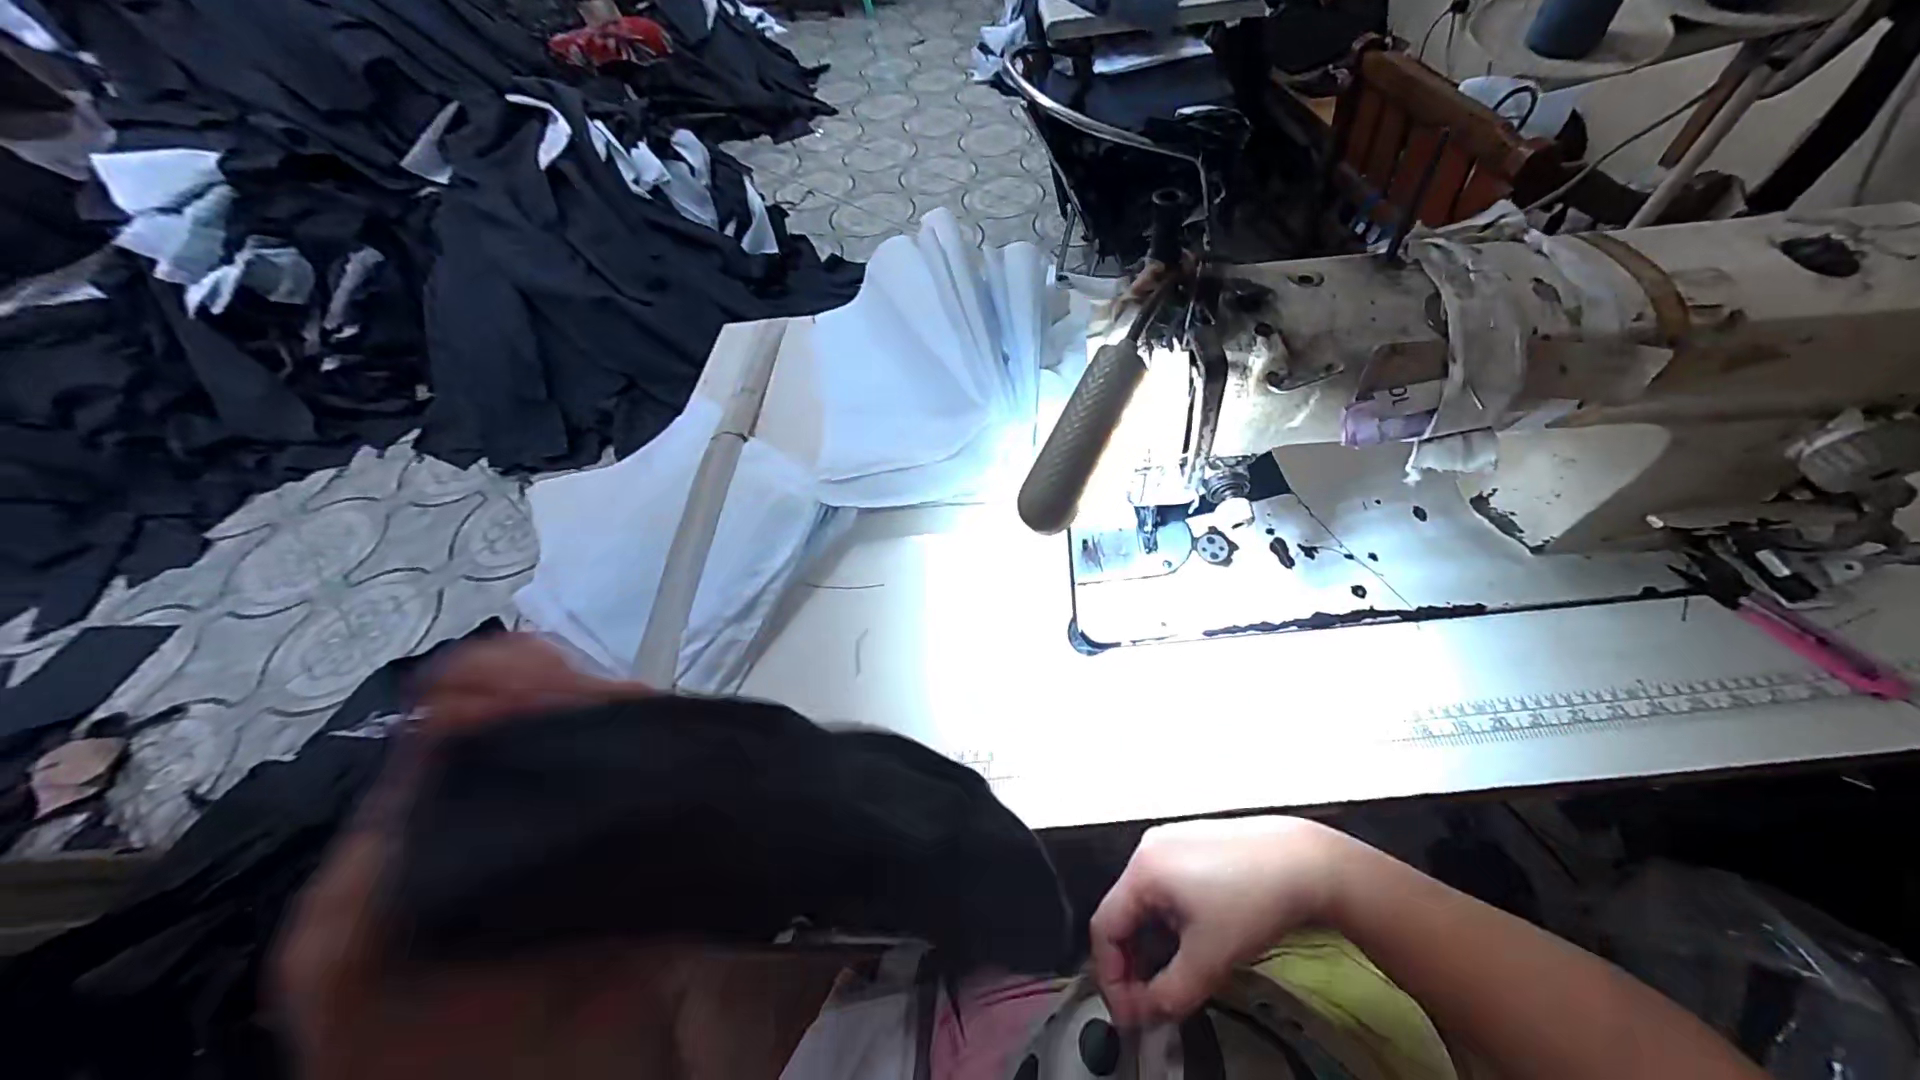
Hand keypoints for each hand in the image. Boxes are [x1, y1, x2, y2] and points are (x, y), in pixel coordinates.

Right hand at [1089, 816, 1353, 1026]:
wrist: (1306, 862)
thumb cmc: (1256, 900)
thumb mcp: (1210, 959)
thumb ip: (1171, 994)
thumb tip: (1149, 1013)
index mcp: (1143, 868)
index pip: (1105, 927)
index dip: (1111, 977)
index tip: (1130, 1013)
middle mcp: (1149, 848)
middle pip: (1123, 913)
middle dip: (1133, 963)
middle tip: (1152, 1000)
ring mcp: (1171, 842)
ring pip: (1145, 902)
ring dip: (1153, 943)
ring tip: (1177, 974)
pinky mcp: (1192, 843)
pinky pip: (1165, 887)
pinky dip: (1169, 921)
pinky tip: (1195, 941)